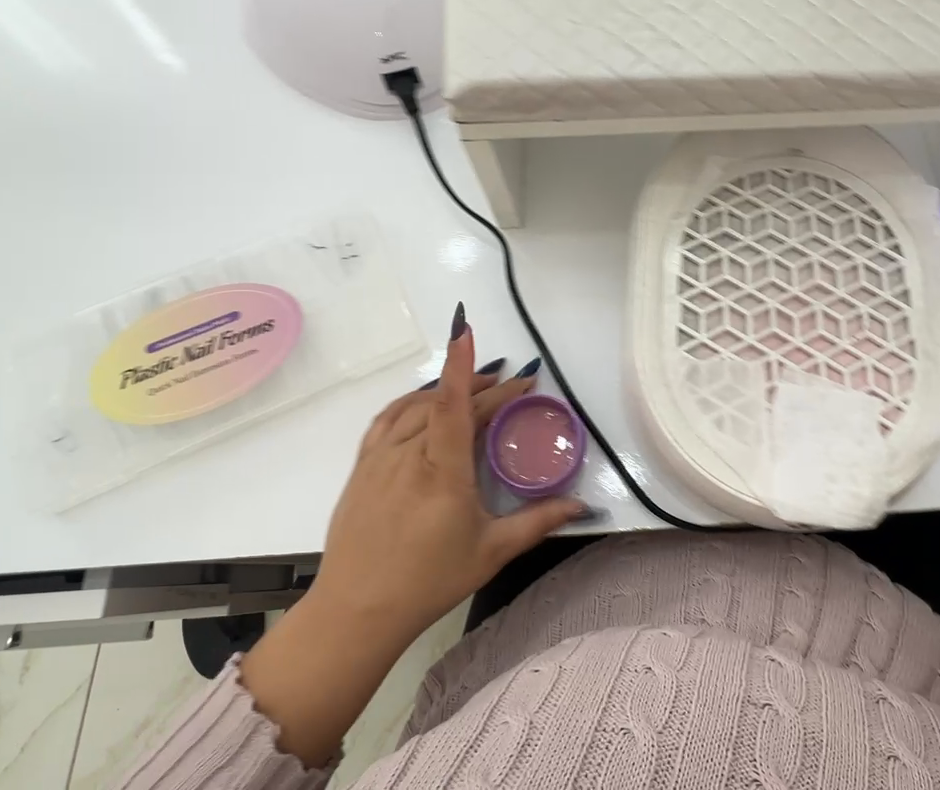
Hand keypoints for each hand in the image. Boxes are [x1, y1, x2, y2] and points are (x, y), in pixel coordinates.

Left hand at [312, 304, 584, 637]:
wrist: (357, 610)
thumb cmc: (429, 582)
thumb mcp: (491, 553)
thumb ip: (537, 522)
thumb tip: (581, 507)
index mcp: (441, 473)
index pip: (453, 406)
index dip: (462, 365)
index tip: (468, 330)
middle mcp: (407, 455)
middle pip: (447, 404)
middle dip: (484, 388)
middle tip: (516, 384)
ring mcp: (379, 459)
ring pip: (416, 406)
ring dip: (448, 390)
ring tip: (479, 386)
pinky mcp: (362, 467)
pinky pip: (388, 419)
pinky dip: (412, 402)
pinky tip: (426, 403)